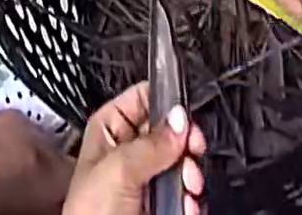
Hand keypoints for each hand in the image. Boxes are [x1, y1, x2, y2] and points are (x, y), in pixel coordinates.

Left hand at [64, 83, 205, 214]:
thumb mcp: (118, 169)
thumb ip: (151, 143)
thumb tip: (178, 118)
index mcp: (110, 128)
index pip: (142, 97)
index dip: (165, 101)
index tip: (184, 114)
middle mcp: (129, 150)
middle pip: (168, 130)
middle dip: (184, 143)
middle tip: (191, 152)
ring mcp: (146, 180)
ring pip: (181, 162)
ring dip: (191, 174)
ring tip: (188, 185)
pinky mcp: (161, 206)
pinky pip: (186, 193)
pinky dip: (192, 199)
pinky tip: (187, 206)